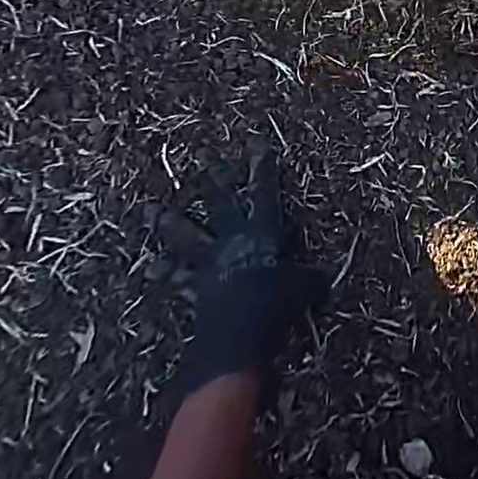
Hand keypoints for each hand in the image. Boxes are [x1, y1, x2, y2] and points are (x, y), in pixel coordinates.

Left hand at [175, 149, 324, 397]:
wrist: (240, 336)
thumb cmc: (277, 303)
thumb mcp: (305, 288)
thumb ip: (312, 279)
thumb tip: (327, 275)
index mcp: (261, 231)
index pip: (264, 191)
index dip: (262, 166)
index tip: (256, 142)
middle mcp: (232, 239)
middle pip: (220, 203)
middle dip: (213, 181)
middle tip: (202, 160)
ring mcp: (210, 262)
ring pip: (187, 236)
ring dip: (169, 223)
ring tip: (150, 210)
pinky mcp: (195, 288)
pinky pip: (178, 277)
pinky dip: (166, 272)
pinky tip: (152, 267)